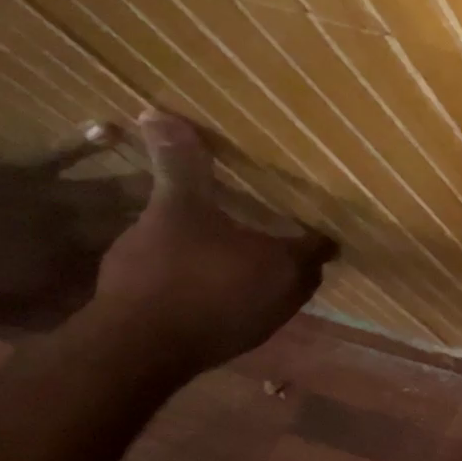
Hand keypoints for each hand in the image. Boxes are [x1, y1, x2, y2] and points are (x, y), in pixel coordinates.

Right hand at [92, 110, 334, 370]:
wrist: (138, 345)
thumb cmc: (170, 272)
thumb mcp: (175, 211)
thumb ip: (180, 166)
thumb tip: (164, 115)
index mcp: (293, 264)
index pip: (322, 240)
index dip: (315, 222)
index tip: (303, 204)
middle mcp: (293, 296)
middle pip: (305, 266)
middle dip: (290, 245)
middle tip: (269, 220)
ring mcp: (268, 322)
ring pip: (279, 288)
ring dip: (264, 270)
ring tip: (239, 245)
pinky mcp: (238, 339)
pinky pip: (250, 307)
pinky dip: (240, 290)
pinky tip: (209, 277)